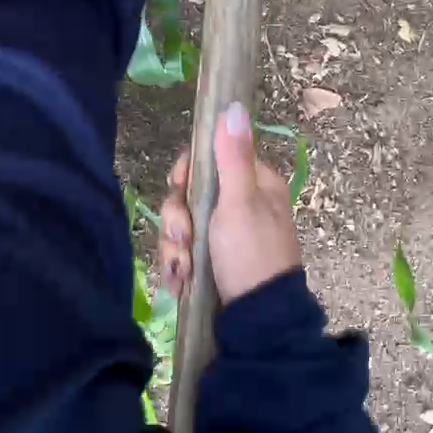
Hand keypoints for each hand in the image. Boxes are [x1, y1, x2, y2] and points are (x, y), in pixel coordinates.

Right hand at [157, 100, 301, 302]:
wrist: (257, 326)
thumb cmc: (251, 255)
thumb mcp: (241, 201)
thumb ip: (232, 156)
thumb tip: (234, 105)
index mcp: (253, 183)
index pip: (207, 158)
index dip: (186, 172)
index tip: (179, 187)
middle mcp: (239, 204)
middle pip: (189, 192)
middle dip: (177, 217)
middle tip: (183, 237)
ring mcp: (225, 235)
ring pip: (182, 223)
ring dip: (175, 245)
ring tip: (183, 269)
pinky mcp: (212, 262)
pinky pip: (183, 250)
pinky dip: (177, 265)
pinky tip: (180, 281)